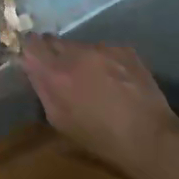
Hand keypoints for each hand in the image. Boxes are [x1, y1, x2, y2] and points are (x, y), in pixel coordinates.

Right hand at [22, 36, 178, 164]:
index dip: (30, 50)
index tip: (32, 60)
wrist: (148, 136)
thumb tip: (33, 68)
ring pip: (81, 46)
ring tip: (94, 81)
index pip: (31, 44)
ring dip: (80, 59)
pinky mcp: (125, 49)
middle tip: (63, 75)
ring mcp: (104, 48)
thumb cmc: (99, 138)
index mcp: (57, 73)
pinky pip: (104, 50)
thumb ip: (43, 89)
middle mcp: (78, 53)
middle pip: (55, 41)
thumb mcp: (60, 121)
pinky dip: (103, 61)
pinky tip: (115, 81)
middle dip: (54, 54)